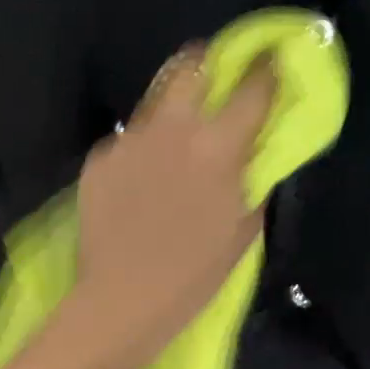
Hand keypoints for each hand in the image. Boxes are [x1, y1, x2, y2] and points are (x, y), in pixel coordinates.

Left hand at [53, 45, 274, 368]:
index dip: (267, 70)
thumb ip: (253, 180)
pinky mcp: (98, 161)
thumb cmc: (190, 280)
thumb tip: (255, 153)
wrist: (119, 304)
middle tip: (213, 87)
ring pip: (155, 104)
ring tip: (171, 146)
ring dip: (170, 114)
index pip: (254, 85)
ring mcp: (129, 141)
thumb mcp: (240, 232)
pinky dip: (138, 154)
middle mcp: (172, 128)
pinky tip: (136, 187)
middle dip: (208, 68)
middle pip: (192, 66)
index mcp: (218, 145)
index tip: (271, 65)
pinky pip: (125, 142)